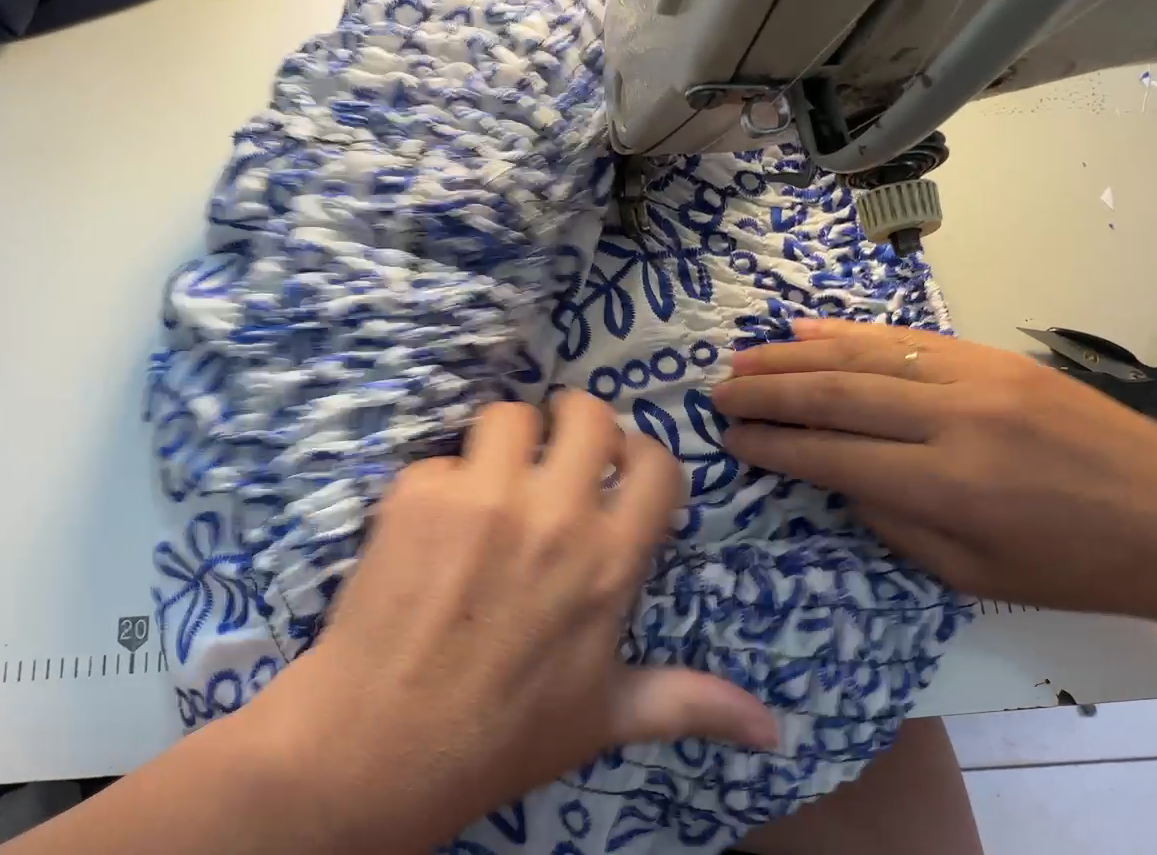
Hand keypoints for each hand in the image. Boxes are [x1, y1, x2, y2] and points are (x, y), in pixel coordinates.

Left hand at [231, 392, 775, 849]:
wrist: (382, 743)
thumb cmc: (503, 734)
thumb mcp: (606, 716)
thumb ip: (690, 702)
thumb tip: (774, 730)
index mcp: (611, 561)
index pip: (656, 464)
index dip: (640, 457)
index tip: (618, 469)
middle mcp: (554, 514)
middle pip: (587, 414)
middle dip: (577, 422)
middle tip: (557, 450)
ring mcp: (482, 497)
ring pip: (510, 415)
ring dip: (508, 438)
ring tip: (493, 473)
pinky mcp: (417, 494)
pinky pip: (441, 457)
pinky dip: (441, 481)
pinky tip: (431, 524)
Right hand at [712, 319, 1156, 633]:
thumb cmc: (1072, 568)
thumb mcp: (968, 572)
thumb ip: (888, 519)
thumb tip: (830, 472)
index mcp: (947, 488)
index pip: (830, 454)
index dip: (772, 446)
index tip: (730, 439)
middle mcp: (953, 421)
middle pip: (835, 395)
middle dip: (766, 393)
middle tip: (717, 391)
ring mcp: (977, 378)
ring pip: (863, 356)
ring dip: (793, 355)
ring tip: (743, 358)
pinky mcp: (997, 357)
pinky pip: (907, 338)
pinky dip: (848, 332)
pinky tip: (806, 329)